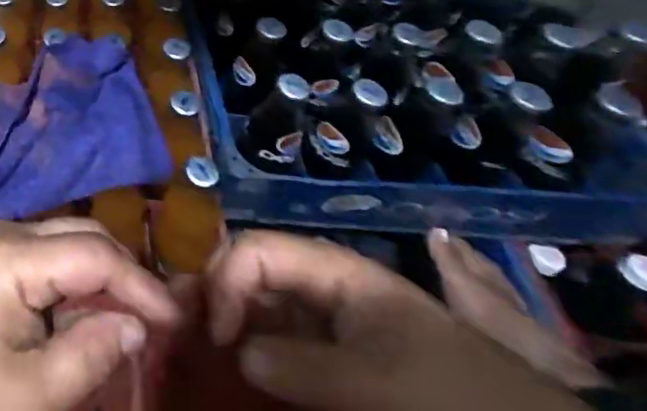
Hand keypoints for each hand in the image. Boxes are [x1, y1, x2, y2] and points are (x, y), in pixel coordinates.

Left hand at [0, 218, 181, 410]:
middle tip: (163, 323)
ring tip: (136, 321)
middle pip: (85, 237)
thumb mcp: (36, 391)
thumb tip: (138, 324)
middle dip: (127, 274)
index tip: (180, 325)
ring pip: (70, 244)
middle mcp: (9, 234)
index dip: (142, 285)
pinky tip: (95, 318)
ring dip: (105, 278)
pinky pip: (51, 260)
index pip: (96, 253)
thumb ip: (92, 352)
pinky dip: (80, 283)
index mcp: (15, 255)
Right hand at [204, 230, 591, 410]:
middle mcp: (327, 283)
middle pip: (253, 271)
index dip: (225, 280)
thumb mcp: (379, 383)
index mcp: (336, 269)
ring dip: (233, 321)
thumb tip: (238, 353)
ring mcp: (334, 318)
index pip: (256, 249)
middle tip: (194, 336)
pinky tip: (247, 369)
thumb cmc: (452, 397)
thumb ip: (302, 365)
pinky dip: (258, 348)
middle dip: (218, 294)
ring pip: (263, 304)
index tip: (218, 337)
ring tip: (211, 352)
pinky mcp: (340, 353)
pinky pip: (284, 339)